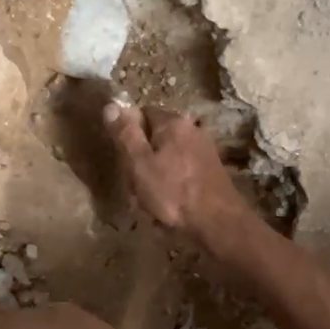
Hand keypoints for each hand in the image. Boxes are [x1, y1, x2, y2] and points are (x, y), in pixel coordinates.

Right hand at [103, 102, 248, 236]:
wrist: (219, 223)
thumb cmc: (173, 192)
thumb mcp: (139, 164)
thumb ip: (125, 134)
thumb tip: (110, 106)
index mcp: (173, 122)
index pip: (142, 113)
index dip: (129, 134)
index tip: (126, 158)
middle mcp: (192, 127)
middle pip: (156, 135)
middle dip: (143, 156)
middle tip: (137, 183)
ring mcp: (204, 148)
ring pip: (168, 154)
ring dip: (158, 172)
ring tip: (153, 198)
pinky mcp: (212, 168)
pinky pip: (182, 168)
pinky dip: (174, 182)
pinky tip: (172, 202)